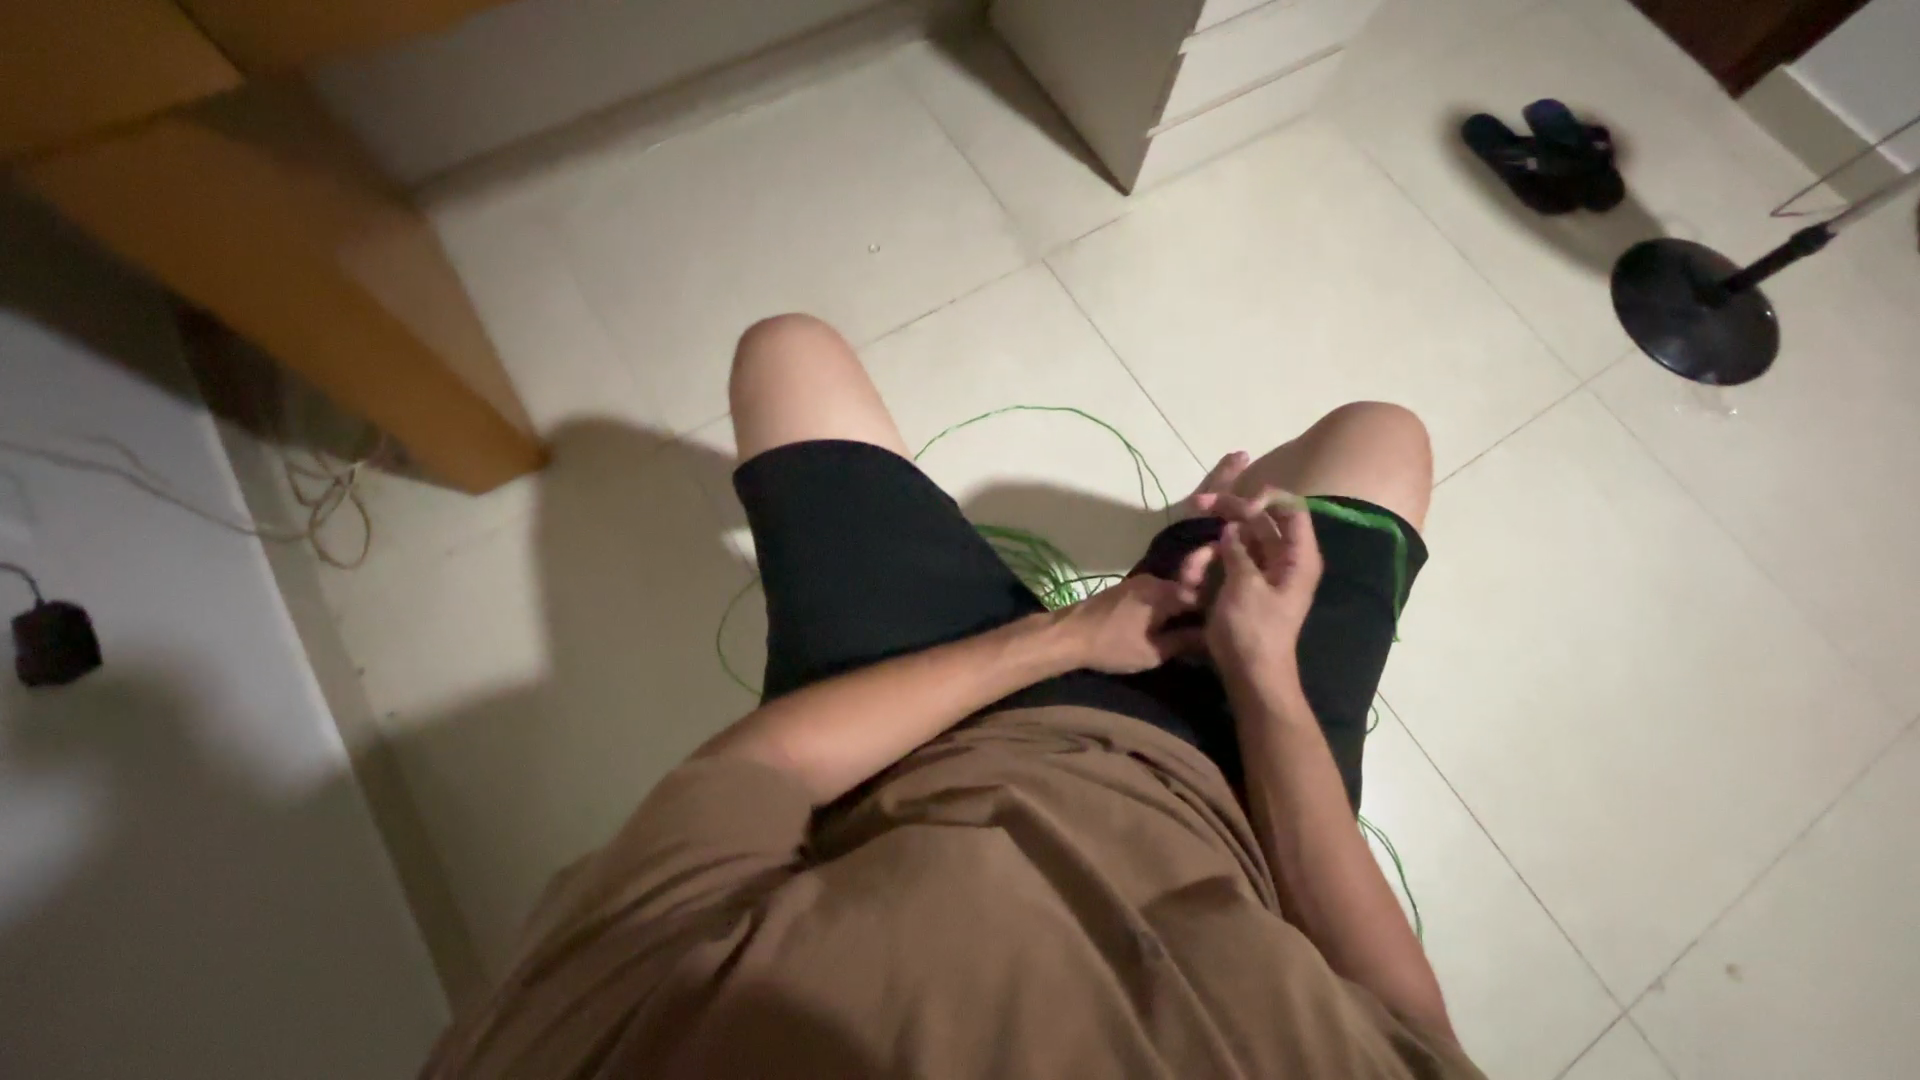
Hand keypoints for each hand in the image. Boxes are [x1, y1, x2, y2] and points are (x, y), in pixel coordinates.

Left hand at [1054, 570, 1204, 673]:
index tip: (1226, 628)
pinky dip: (1165, 608)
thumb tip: (1212, 637)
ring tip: (1191, 631)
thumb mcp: (1154, 652)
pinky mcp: (1127, 588)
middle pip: (1189, 592)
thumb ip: (1185, 642)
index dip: (1218, 612)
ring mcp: (1139, 582)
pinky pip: (1157, 595)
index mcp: (1167, 593)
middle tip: (1211, 632)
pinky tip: (1166, 624)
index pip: (1205, 596)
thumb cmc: (1112, 645)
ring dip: (1181, 610)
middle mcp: (1156, 580)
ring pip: (1172, 594)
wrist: (1068, 634)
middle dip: (1200, 611)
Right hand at [1204, 495, 1323, 692]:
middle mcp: (1285, 559)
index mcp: (1298, 557)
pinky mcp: (1245, 585)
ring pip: (1239, 539)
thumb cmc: (1254, 631)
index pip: (1291, 509)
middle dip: (1229, 511)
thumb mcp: (1245, 586)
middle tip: (1196, 505)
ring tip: (1191, 562)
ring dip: (1213, 542)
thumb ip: (1238, 550)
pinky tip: (1194, 568)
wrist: (1252, 675)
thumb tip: (1231, 529)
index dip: (1265, 497)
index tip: (1236, 504)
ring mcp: (1264, 572)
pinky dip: (1212, 559)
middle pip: (1260, 520)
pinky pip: (1230, 560)